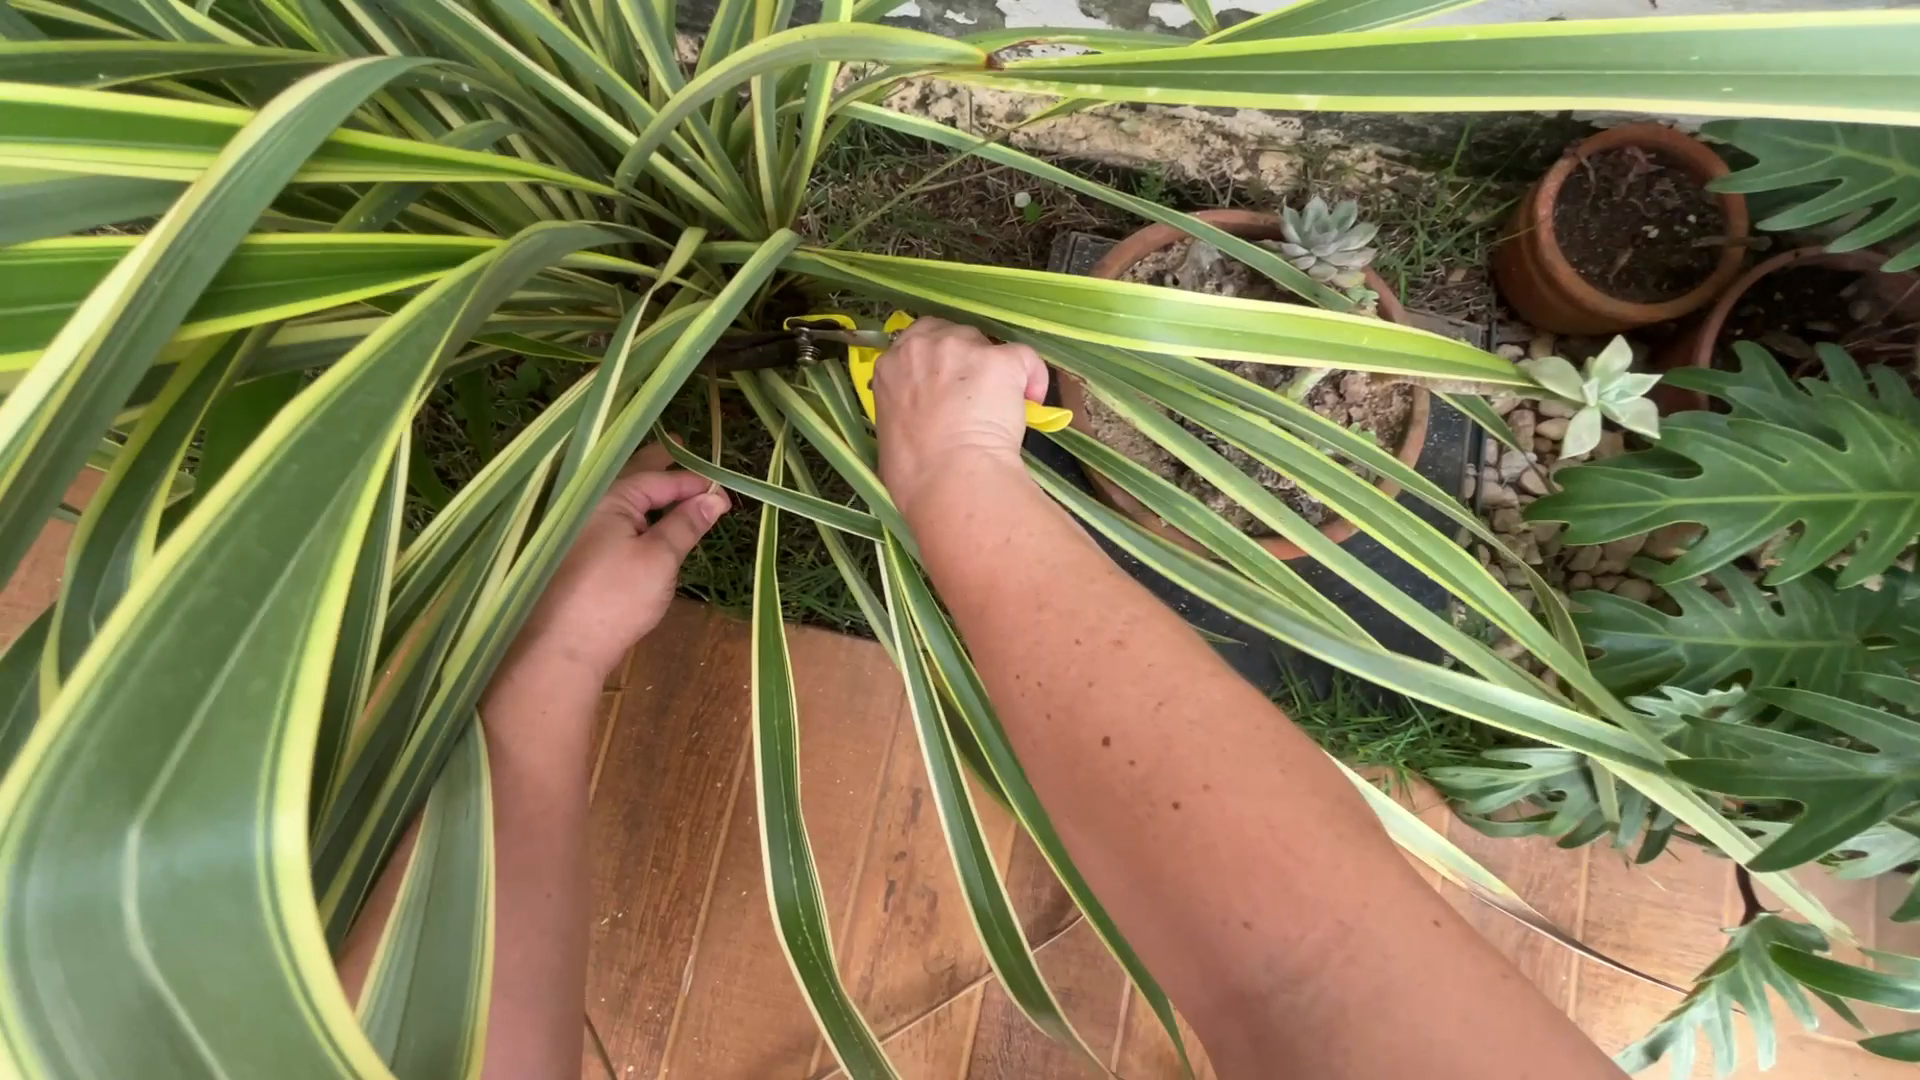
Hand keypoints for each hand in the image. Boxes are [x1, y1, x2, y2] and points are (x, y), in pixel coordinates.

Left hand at [505, 443, 729, 683]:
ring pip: (620, 501)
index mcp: (607, 499)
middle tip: (681, 450)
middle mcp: (587, 507)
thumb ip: (687, 524)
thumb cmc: (616, 597)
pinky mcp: (578, 556)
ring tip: (669, 486)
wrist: (564, 648)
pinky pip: (612, 521)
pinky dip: (635, 515)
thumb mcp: (661, 557)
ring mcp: (578, 532)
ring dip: (646, 492)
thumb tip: (715, 499)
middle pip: (630, 479)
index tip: (722, 489)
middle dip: (658, 467)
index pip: (657, 479)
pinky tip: (646, 524)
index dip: (692, 482)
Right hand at [872, 317, 1047, 518]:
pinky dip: (1033, 378)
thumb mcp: (891, 435)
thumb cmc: (913, 475)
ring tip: (1002, 406)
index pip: (917, 341)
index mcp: (890, 367)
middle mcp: (923, 348)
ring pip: (988, 346)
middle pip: (954, 336)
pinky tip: (1031, 402)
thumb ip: (904, 411)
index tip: (948, 382)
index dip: (938, 361)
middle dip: (967, 361)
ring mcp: (963, 350)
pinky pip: (1025, 359)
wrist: (950, 481)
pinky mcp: (1000, 360)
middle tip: (976, 394)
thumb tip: (922, 421)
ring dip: (996, 370)